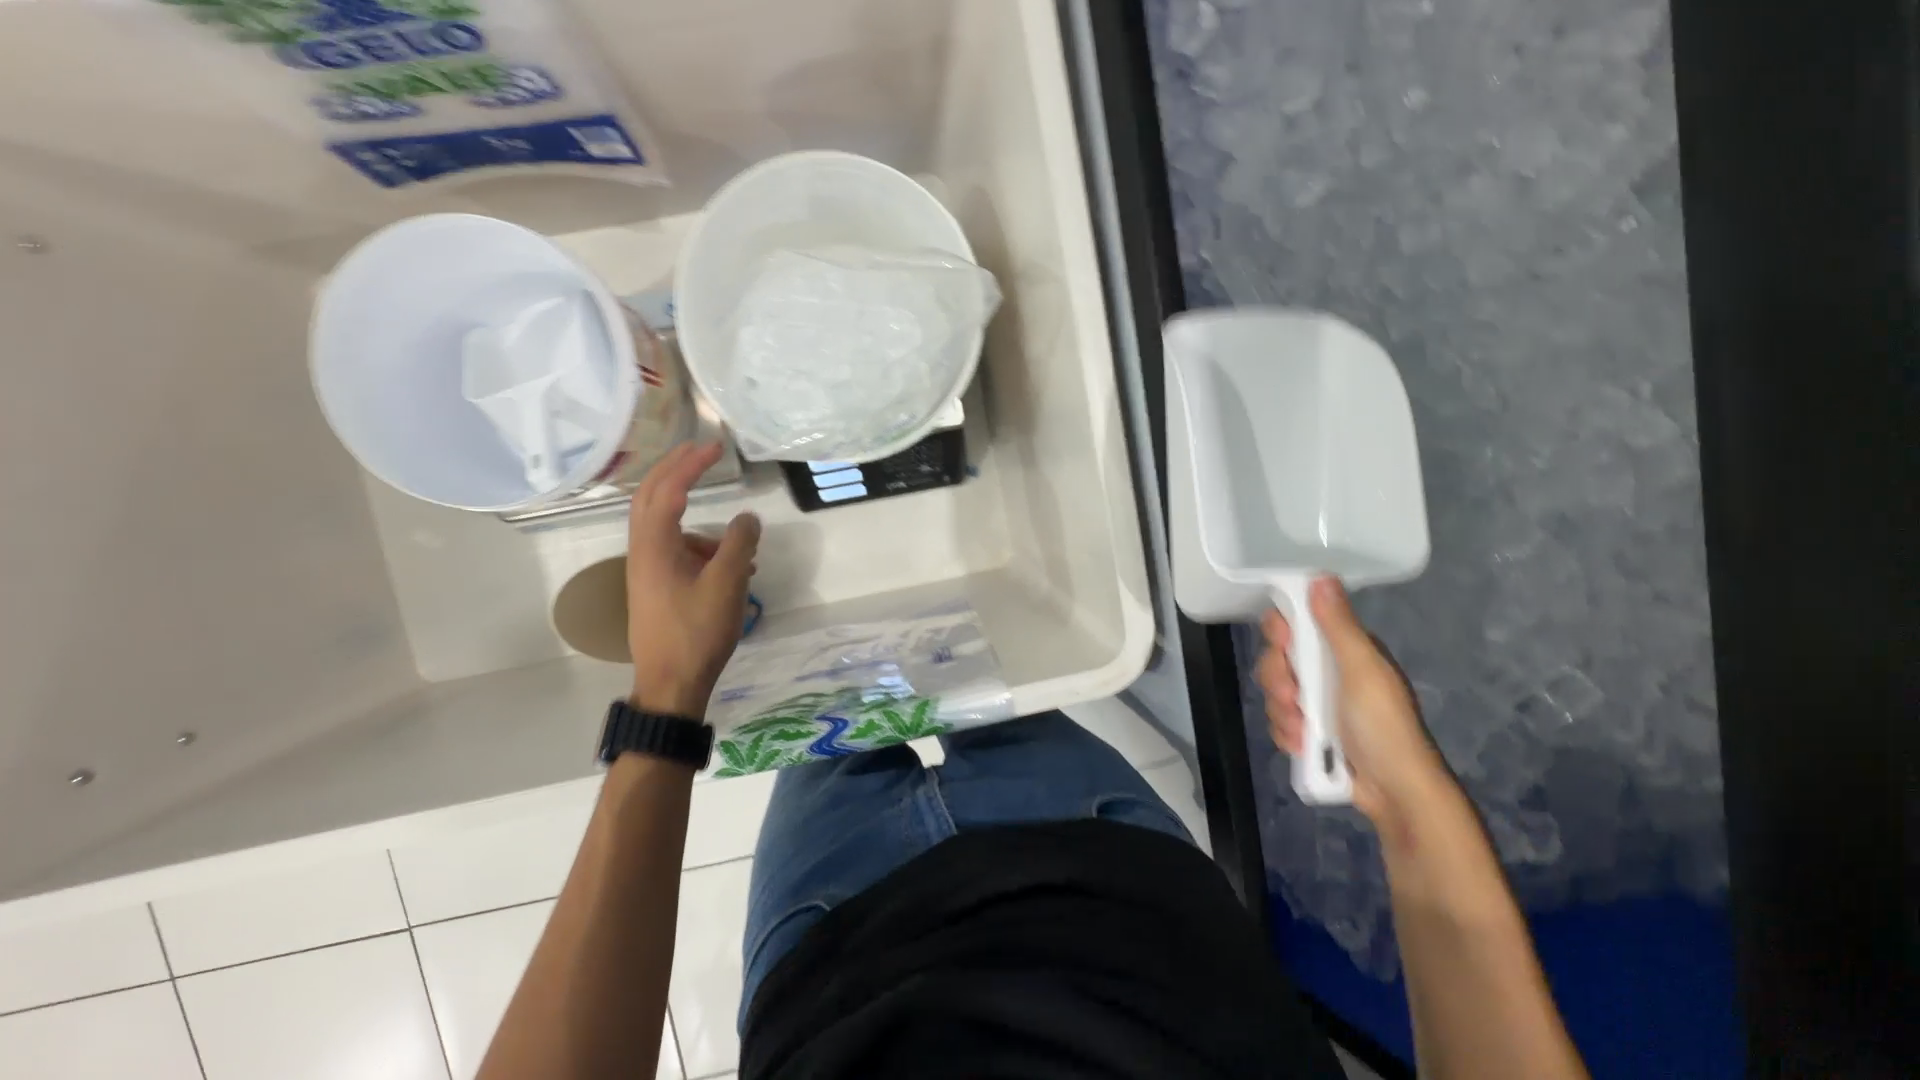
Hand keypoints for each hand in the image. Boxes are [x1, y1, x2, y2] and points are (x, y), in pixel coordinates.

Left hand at [624, 442, 760, 715]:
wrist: (670, 683)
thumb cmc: (697, 633)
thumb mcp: (726, 585)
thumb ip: (739, 545)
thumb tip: (748, 518)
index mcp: (653, 546)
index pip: (668, 489)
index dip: (690, 463)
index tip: (716, 447)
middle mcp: (642, 551)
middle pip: (652, 496)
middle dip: (676, 470)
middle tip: (702, 451)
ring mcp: (646, 570)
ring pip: (667, 526)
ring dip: (700, 521)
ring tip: (740, 544)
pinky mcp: (655, 587)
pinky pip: (677, 551)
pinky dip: (702, 548)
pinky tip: (734, 571)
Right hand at [1258, 577, 1451, 825]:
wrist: (1394, 789)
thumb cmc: (1383, 724)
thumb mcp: (1363, 670)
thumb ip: (1338, 625)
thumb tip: (1320, 576)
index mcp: (1344, 651)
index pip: (1296, 625)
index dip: (1282, 633)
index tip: (1285, 646)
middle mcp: (1328, 672)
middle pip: (1276, 660)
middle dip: (1279, 682)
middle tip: (1296, 698)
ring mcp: (1317, 704)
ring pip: (1274, 694)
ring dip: (1283, 713)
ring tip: (1306, 732)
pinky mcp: (1309, 733)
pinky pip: (1278, 722)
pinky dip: (1287, 735)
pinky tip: (1303, 746)